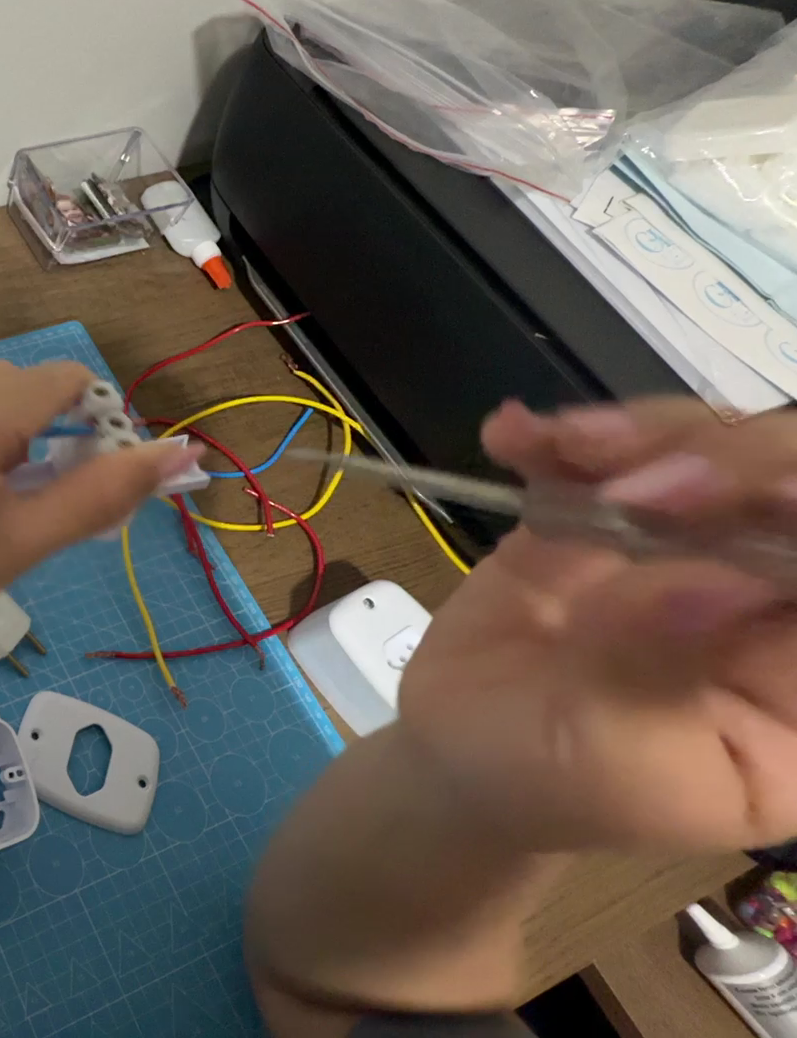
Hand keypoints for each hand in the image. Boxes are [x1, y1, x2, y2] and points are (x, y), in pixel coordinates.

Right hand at [396, 397, 796, 851]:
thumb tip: (715, 582)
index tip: (753, 501)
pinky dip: (555, 438)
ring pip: (709, 451)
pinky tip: (512, 436)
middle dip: (736, 462)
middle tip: (632, 488)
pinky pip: (597, 461)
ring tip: (557, 445)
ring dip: (641, 434)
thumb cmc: (546, 784)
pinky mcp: (592, 525)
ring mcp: (681, 551)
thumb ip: (657, 669)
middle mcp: (771, 597)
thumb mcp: (612, 758)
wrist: (453, 753)